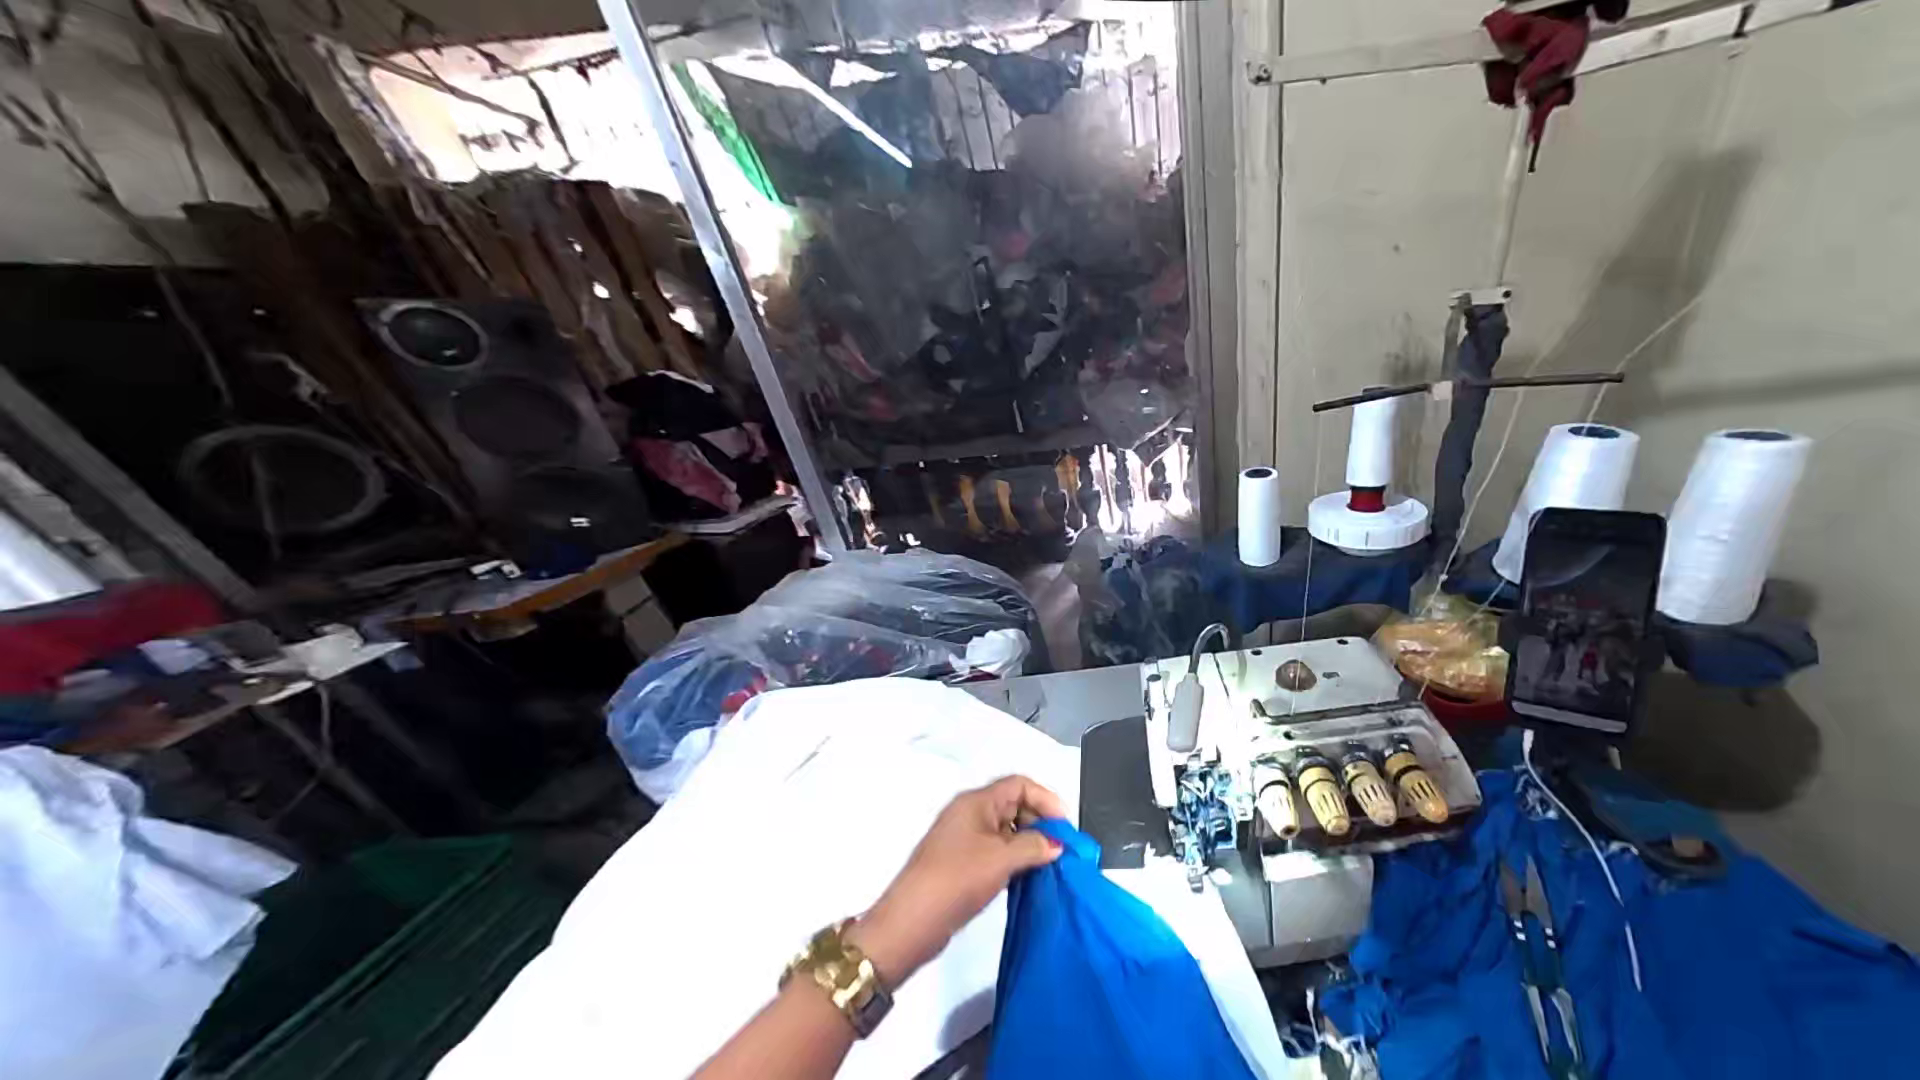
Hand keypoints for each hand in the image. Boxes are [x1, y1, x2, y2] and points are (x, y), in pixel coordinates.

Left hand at [850, 776, 1067, 983]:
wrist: (912, 919)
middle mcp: (969, 813)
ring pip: (1006, 828)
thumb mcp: (1001, 859)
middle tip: (1061, 850)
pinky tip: (1027, 876)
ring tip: (1049, 865)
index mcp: (976, 801)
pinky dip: (1014, 857)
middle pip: (1014, 803)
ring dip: (1029, 842)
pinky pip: (996, 849)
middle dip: (1040, 821)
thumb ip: (1034, 846)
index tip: (1066, 828)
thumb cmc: (956, 879)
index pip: (1019, 784)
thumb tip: (1057, 843)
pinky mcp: (961, 861)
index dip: (1046, 800)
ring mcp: (964, 837)